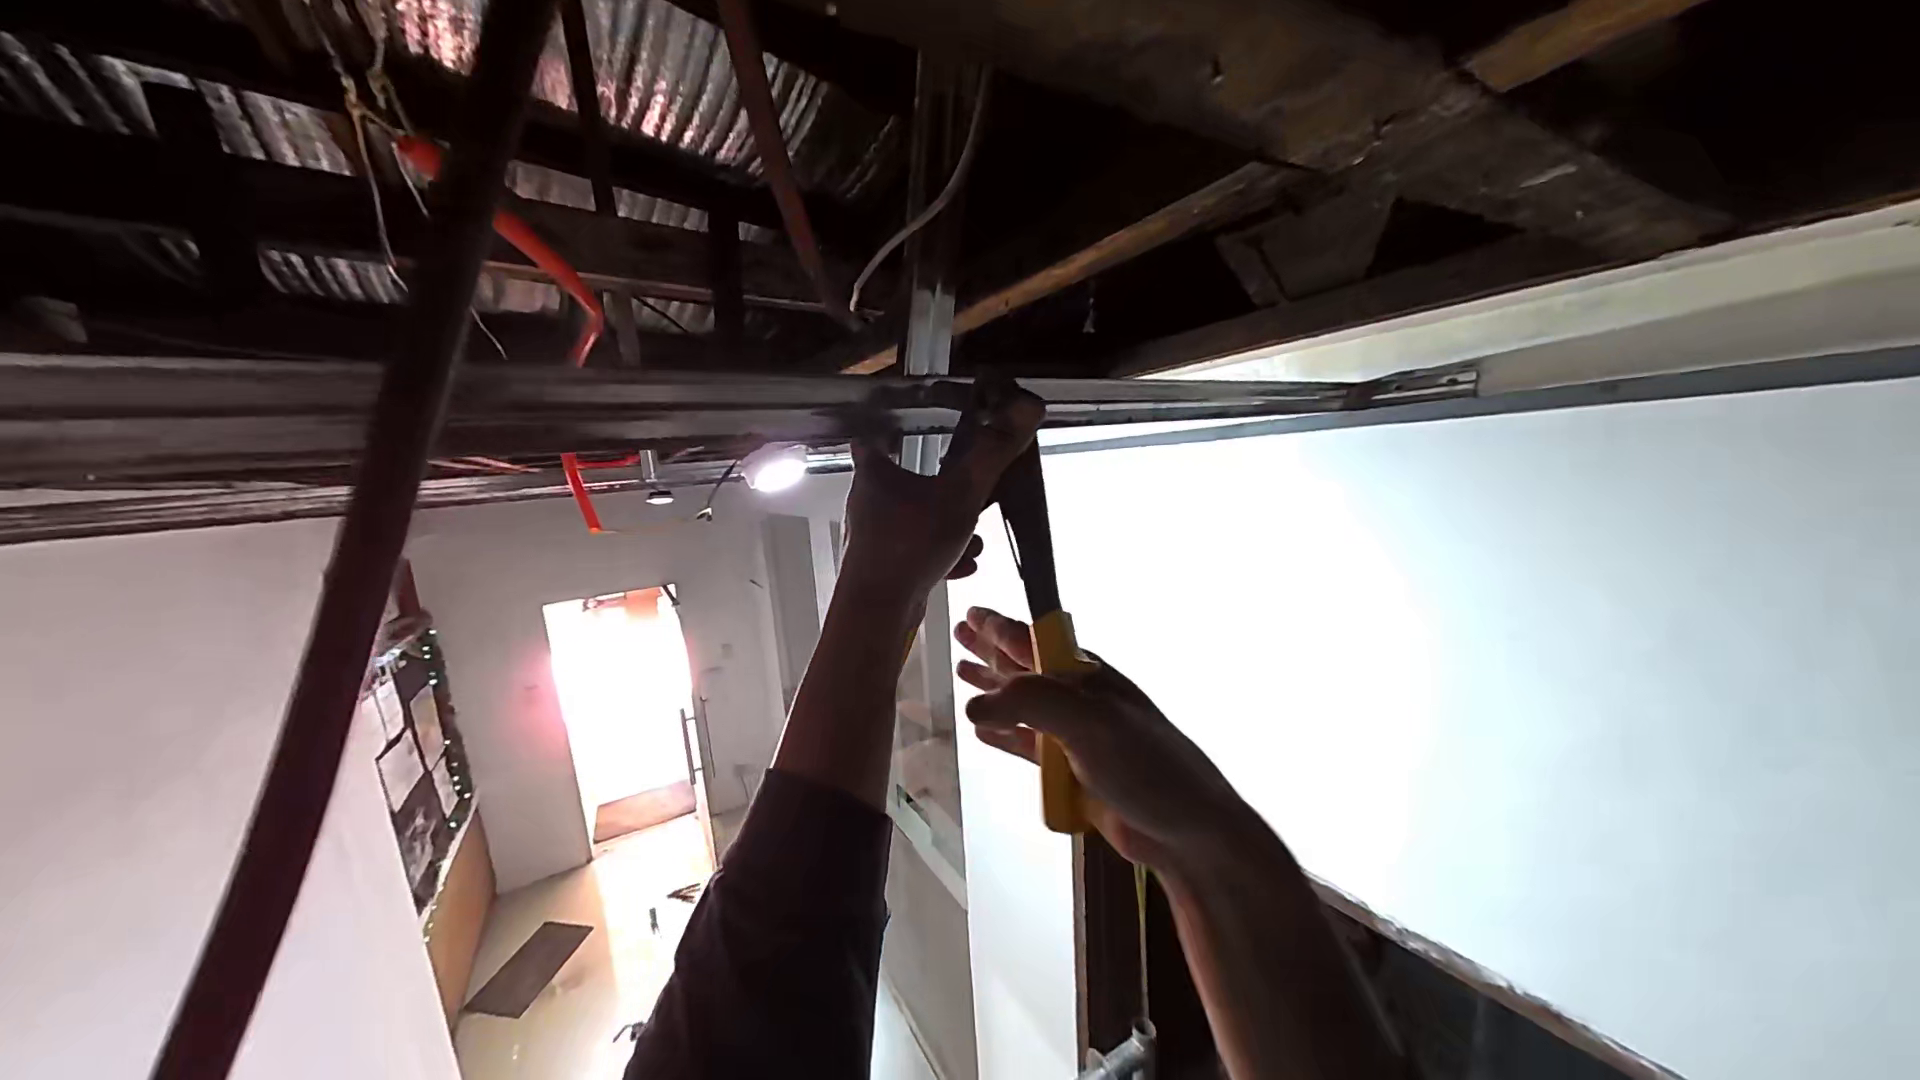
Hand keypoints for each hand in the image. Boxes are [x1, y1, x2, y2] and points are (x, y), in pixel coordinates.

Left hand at [839, 392, 1043, 601]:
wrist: (879, 610)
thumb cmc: (910, 544)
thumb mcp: (961, 494)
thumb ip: (993, 452)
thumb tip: (1026, 407)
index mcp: (874, 474)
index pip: (872, 438)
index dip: (889, 431)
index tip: (909, 430)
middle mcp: (867, 502)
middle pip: (903, 483)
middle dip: (941, 489)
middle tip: (967, 492)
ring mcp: (872, 536)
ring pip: (915, 520)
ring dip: (946, 525)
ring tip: (973, 538)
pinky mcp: (881, 565)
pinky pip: (915, 550)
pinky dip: (940, 553)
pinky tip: (964, 564)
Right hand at [955, 607, 1255, 873]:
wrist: (1187, 830)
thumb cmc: (1146, 764)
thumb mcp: (1092, 721)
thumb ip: (1033, 703)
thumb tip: (974, 706)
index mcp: (1083, 676)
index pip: (1031, 641)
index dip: (999, 627)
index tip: (970, 613)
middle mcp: (1076, 699)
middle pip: (1021, 669)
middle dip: (990, 652)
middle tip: (959, 637)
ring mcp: (1072, 735)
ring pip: (1019, 707)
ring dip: (992, 691)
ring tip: (963, 675)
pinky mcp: (1069, 771)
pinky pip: (1025, 744)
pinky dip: (1003, 735)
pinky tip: (982, 732)